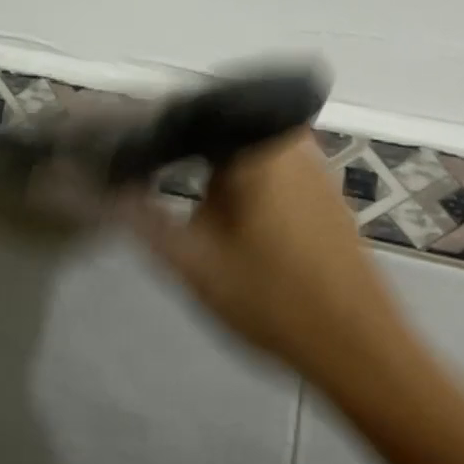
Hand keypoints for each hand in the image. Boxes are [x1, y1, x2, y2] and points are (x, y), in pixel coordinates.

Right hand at [116, 130, 407, 382]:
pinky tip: (224, 207)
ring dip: (212, 157)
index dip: (152, 121)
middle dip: (182, 138)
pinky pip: (271, 164)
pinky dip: (241, 174)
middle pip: (218, 122)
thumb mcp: (190, 263)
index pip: (190, 109)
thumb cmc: (272, 301)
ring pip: (245, 144)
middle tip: (148, 164)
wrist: (362, 355)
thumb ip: (140, 218)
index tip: (125, 140)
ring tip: (176, 179)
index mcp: (253, 147)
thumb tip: (100, 186)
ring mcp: (314, 167)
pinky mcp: (327, 193)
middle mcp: (287, 143)